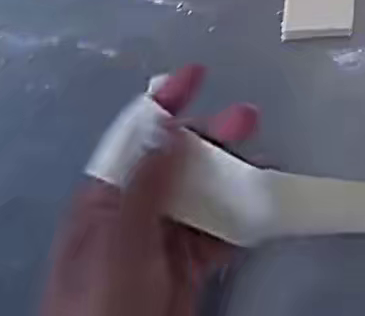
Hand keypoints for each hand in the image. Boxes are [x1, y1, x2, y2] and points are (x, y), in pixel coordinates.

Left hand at [40, 65, 258, 315]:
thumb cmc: (101, 305)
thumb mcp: (118, 242)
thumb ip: (144, 183)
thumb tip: (167, 125)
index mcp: (106, 201)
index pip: (138, 138)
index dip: (165, 102)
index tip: (197, 72)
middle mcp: (136, 210)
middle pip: (180, 158)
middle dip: (213, 134)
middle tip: (249, 118)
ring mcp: (164, 236)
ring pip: (206, 187)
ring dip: (234, 170)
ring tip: (263, 163)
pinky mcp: (189, 262)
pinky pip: (220, 226)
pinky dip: (242, 212)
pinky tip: (263, 201)